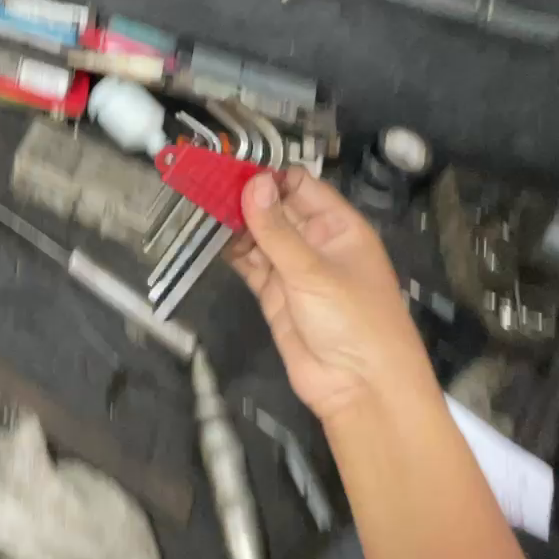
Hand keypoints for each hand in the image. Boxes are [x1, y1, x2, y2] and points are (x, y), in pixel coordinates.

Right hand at [225, 168, 434, 424]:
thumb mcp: (314, 271)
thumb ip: (276, 229)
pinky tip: (207, 237)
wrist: (360, 390)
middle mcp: (315, 242)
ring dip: (231, 222)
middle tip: (202, 182)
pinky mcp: (273, 292)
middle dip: (242, 197)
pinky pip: (248, 262)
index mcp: (338, 227)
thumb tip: (252, 181)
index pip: (300, 186)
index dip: (267, 176)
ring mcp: (293, 268)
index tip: (229, 168)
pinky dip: (229, 250)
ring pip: (257, 234)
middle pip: (274, 208)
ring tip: (197, 206)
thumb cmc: (354, 322)